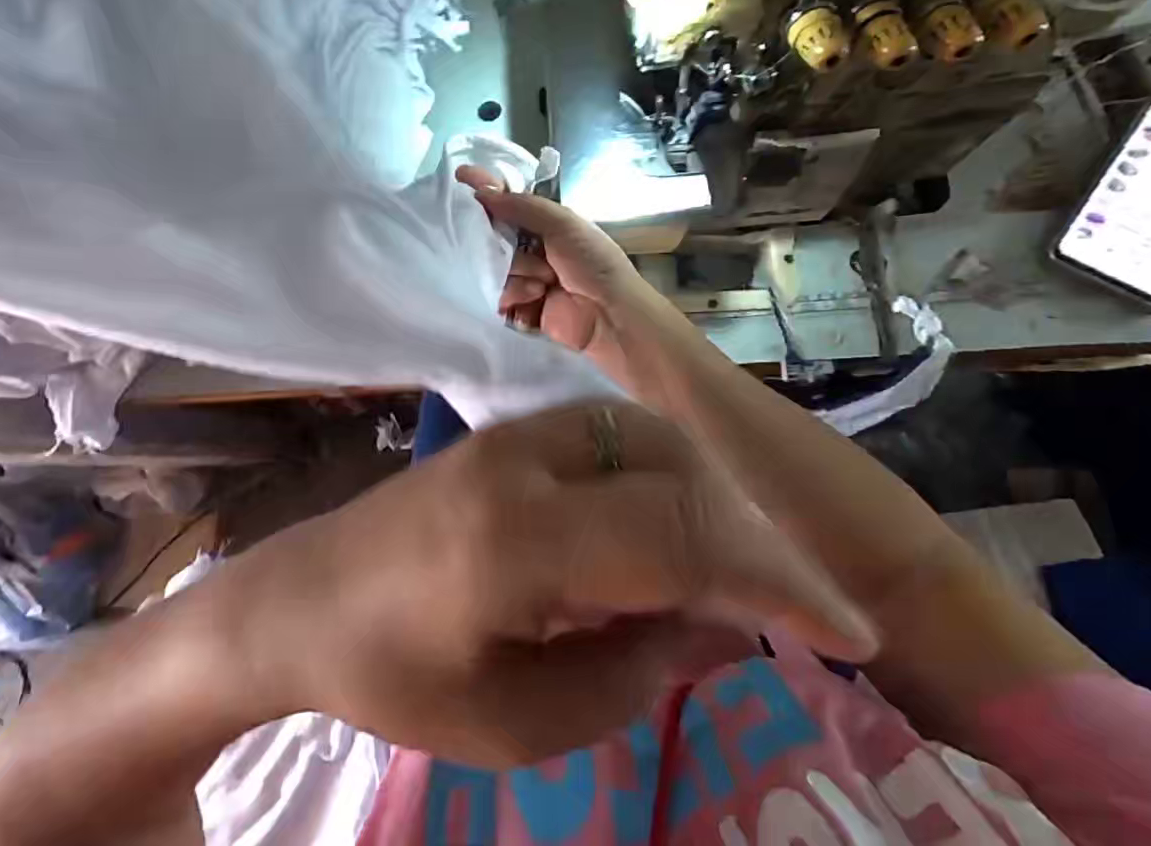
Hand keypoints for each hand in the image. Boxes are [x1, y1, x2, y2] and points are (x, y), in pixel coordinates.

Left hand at [238, 402, 876, 767]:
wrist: (306, 595)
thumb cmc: (397, 676)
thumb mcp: (518, 722)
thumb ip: (635, 674)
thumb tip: (731, 630)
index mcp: (516, 541)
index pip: (679, 535)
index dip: (777, 580)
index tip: (844, 633)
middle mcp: (523, 460)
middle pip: (678, 469)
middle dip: (754, 540)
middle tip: (791, 608)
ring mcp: (514, 432)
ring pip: (654, 437)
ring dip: (714, 499)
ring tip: (736, 571)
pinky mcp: (510, 428)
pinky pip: (617, 433)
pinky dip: (668, 474)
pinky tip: (671, 526)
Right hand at [456, 166, 685, 395]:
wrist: (609, 317)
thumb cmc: (594, 265)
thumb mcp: (564, 225)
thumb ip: (523, 206)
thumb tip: (483, 192)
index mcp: (545, 224)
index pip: (509, 201)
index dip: (485, 188)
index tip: (459, 176)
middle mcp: (531, 249)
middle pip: (493, 235)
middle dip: (502, 242)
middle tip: (525, 252)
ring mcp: (523, 278)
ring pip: (493, 267)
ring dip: (516, 274)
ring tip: (543, 284)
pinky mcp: (518, 307)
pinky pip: (496, 296)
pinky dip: (512, 296)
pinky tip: (532, 299)